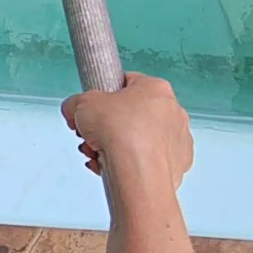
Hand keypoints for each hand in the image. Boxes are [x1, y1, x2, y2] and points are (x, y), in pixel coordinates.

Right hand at [60, 72, 193, 188]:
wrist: (137, 170)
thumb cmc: (120, 133)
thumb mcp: (80, 104)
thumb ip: (75, 103)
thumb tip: (73, 111)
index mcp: (155, 88)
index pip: (126, 82)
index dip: (103, 95)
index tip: (93, 106)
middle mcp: (172, 110)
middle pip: (131, 112)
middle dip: (107, 124)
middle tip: (92, 132)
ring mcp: (178, 137)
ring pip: (138, 137)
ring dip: (115, 143)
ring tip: (97, 152)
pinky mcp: (178, 162)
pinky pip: (147, 157)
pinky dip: (129, 161)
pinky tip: (112, 165)